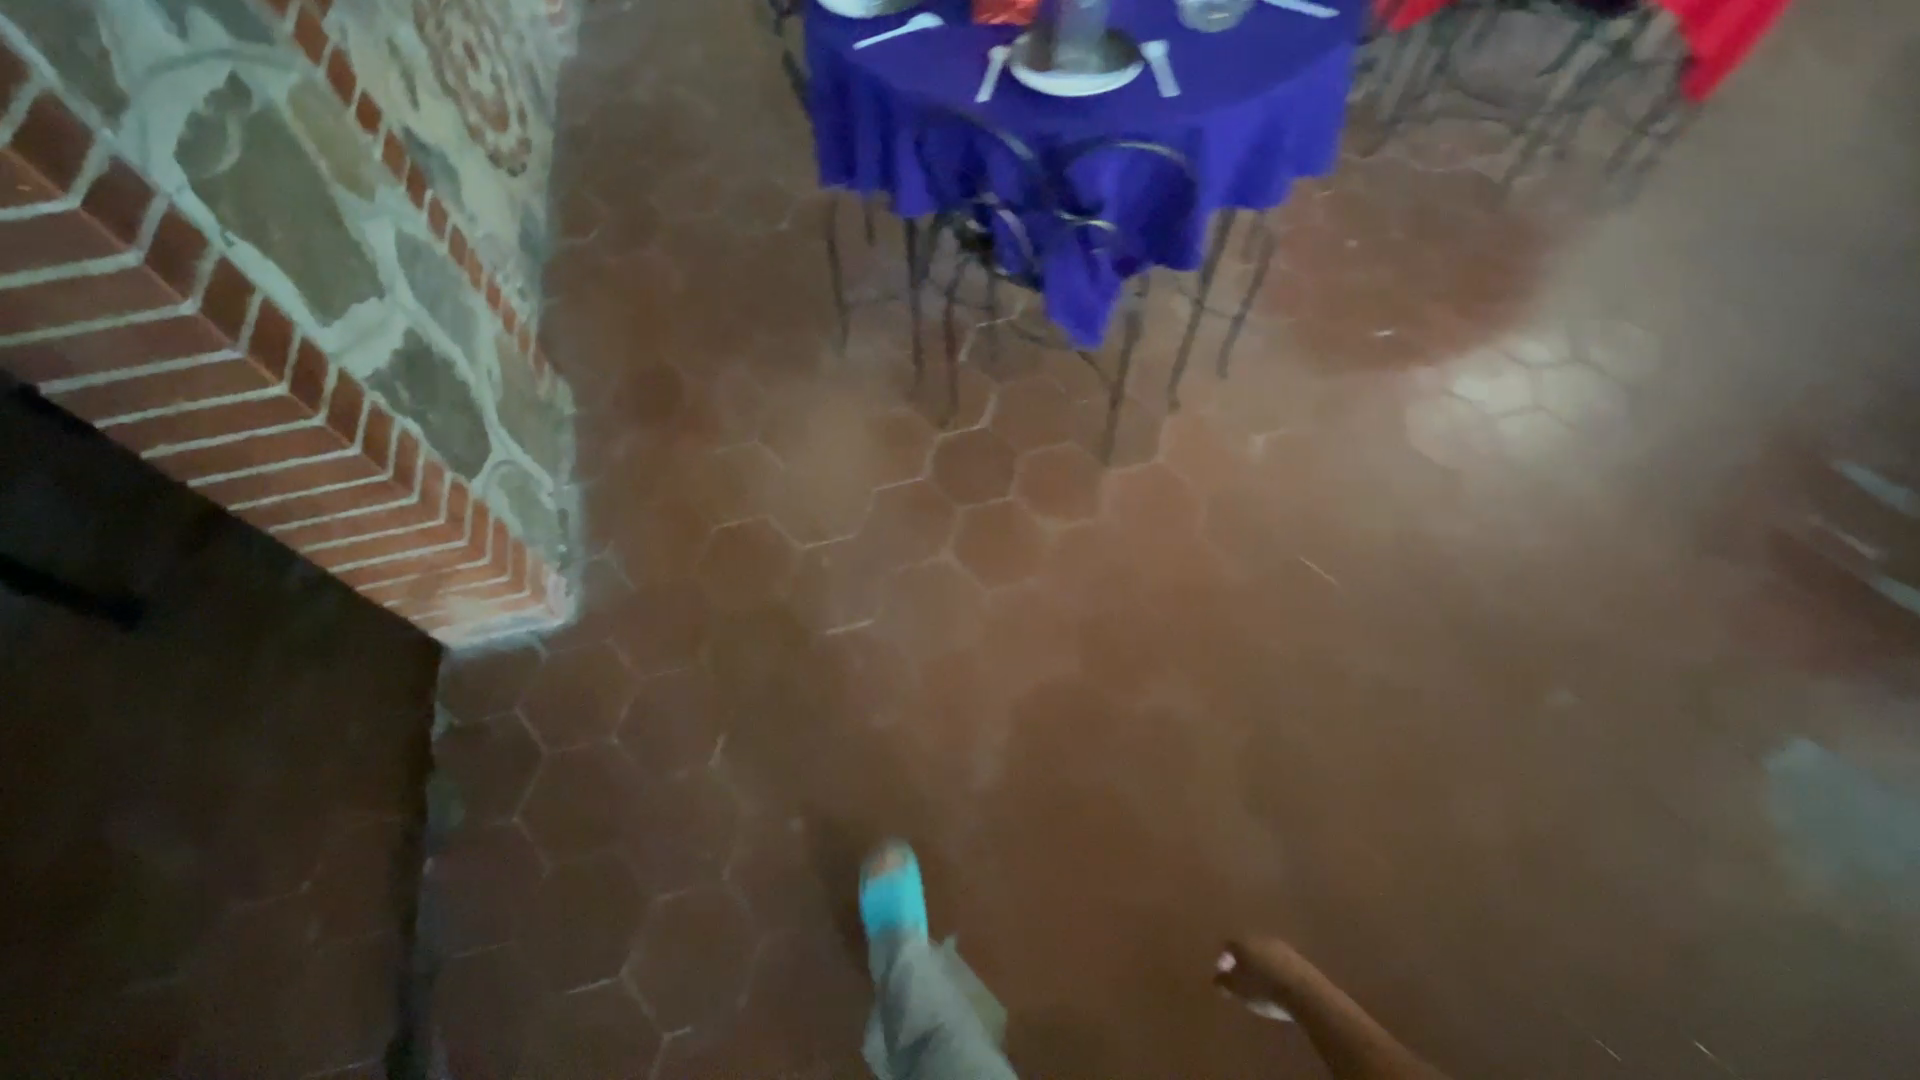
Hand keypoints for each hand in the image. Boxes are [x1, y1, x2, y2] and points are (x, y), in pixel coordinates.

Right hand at [1214, 939, 1298, 1022]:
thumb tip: (1217, 978)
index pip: (1228, 946)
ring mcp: (1283, 948)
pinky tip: (1279, 987)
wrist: (1305, 993)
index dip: (1223, 960)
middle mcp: (1261, 939)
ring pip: (1266, 955)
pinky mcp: (1300, 959)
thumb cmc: (1263, 989)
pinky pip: (1282, 964)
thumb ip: (1224, 982)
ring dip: (1262, 967)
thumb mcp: (1237, 989)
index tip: (1223, 975)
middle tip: (1242, 980)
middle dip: (1243, 962)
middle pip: (1248, 948)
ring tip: (1262, 985)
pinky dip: (1277, 972)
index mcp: (1243, 943)